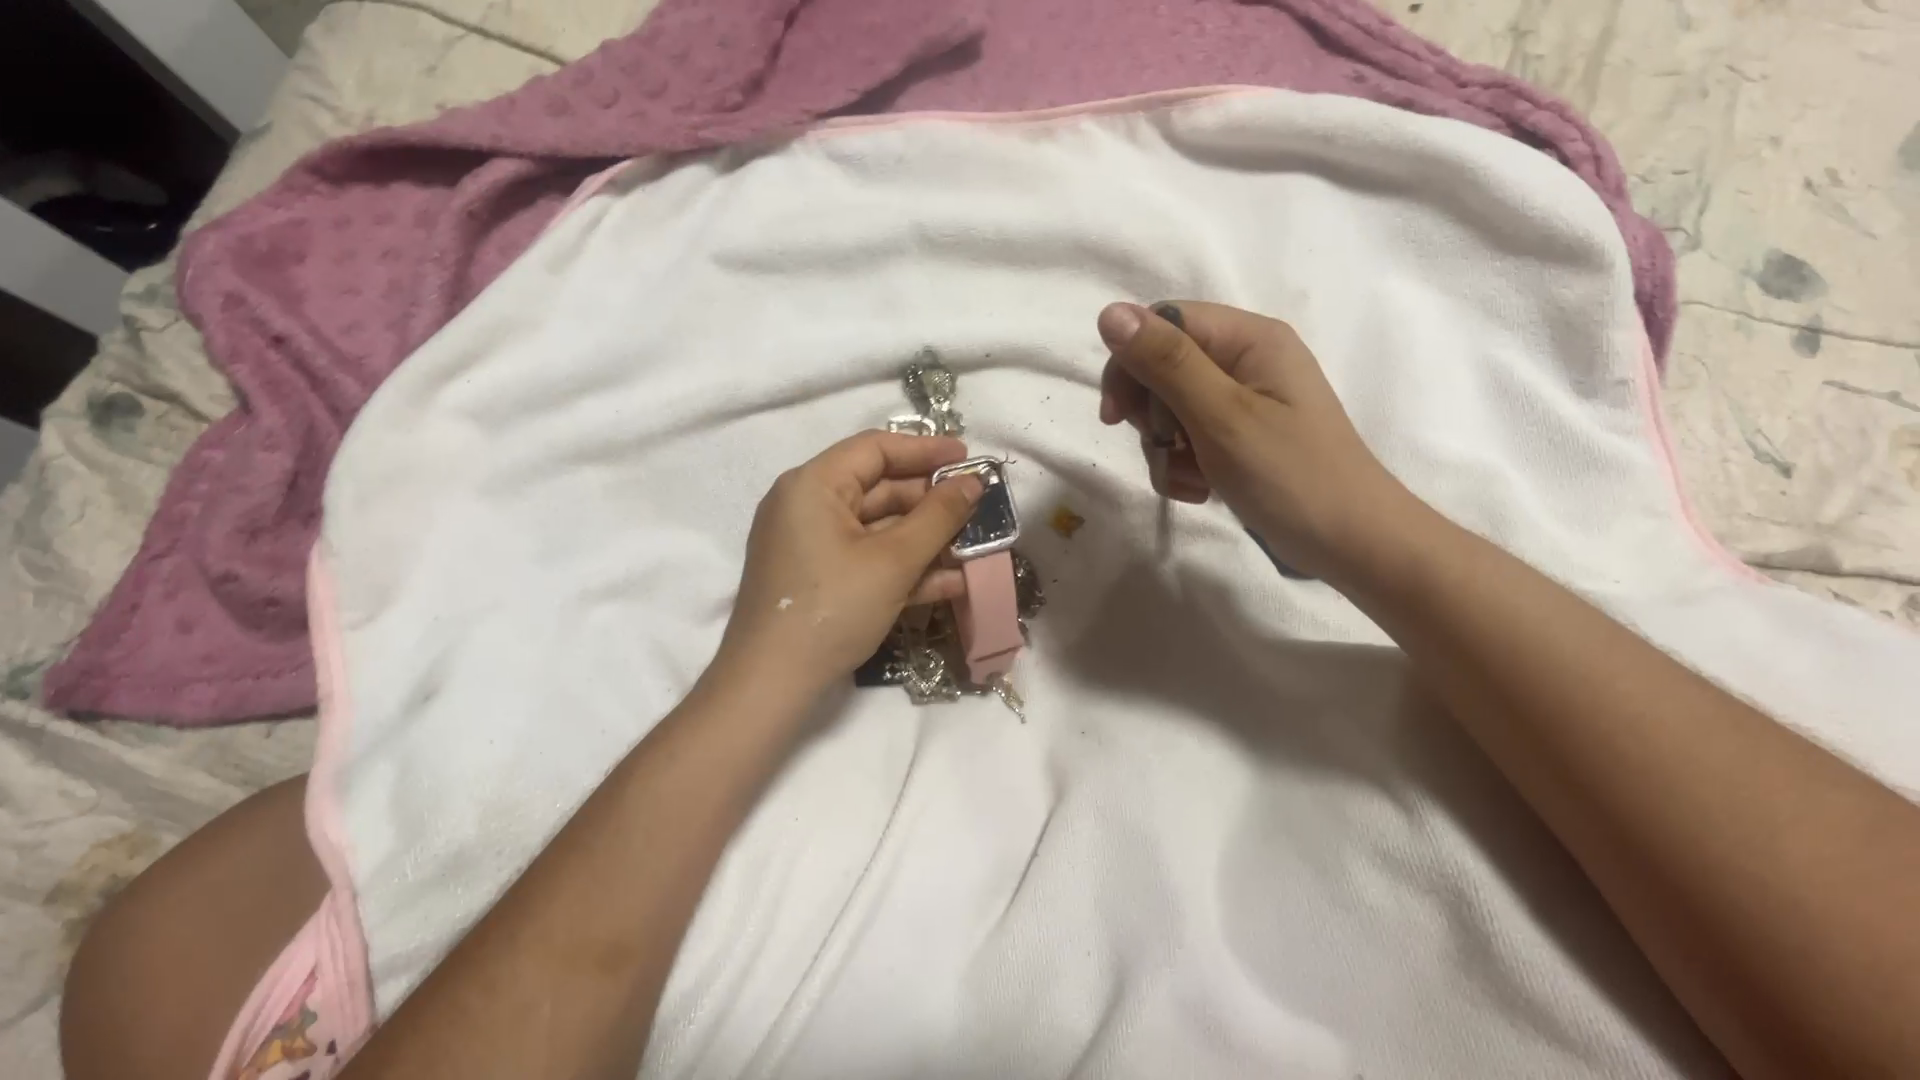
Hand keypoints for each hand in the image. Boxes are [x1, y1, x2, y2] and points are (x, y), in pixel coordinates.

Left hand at [715, 431, 983, 694]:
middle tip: (979, 510)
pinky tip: (950, 582)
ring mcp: (810, 546)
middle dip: (931, 503)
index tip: (969, 460)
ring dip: (925, 539)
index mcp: (813, 485)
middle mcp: (807, 506)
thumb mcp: (893, 561)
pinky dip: (903, 567)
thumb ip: (939, 517)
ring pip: (877, 529)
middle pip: (879, 489)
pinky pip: (866, 559)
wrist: (772, 683)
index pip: (874, 449)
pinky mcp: (817, 580)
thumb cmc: (832, 608)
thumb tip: (973, 482)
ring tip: (975, 548)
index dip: (925, 450)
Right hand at [1096, 300, 1411, 583]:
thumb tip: (1109, 313)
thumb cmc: (1290, 475)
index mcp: (1250, 339)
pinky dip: (1184, 467)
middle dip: (1150, 414)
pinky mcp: (1240, 439)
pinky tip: (1201, 490)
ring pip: (1169, 410)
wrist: (1351, 544)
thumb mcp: (1221, 416)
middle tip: (1162, 449)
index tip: (1116, 416)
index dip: (1131, 363)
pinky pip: (1188, 440)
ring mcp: (1244, 402)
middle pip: (1162, 367)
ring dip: (1166, 449)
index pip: (1164, 323)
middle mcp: (1247, 360)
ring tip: (1192, 479)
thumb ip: (1166, 363)